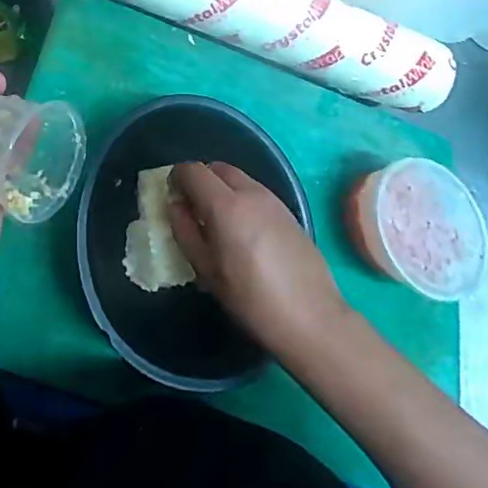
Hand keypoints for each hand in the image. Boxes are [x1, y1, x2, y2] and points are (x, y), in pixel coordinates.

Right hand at [167, 162, 355, 358]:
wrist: (313, 320)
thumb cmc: (252, 300)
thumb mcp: (206, 271)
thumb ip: (185, 231)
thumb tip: (176, 205)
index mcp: (225, 205)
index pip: (192, 171)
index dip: (177, 179)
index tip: (174, 198)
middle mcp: (250, 192)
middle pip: (216, 168)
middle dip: (200, 180)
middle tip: (194, 209)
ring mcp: (273, 200)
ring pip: (238, 178)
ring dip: (222, 188)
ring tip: (220, 222)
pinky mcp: (289, 212)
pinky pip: (256, 192)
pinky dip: (241, 198)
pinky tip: (245, 232)